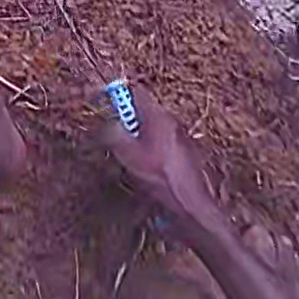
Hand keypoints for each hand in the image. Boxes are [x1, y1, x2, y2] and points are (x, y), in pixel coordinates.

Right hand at [103, 91, 219, 234]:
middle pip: (144, 110)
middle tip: (117, 135)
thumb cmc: (159, 176)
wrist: (192, 206)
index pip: (136, 92)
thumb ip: (113, 133)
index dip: (119, 95)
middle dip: (128, 120)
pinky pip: (163, 142)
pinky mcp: (186, 153)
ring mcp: (181, 137)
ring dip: (140, 136)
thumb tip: (106, 122)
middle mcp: (171, 121)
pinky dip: (152, 148)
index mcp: (157, 115)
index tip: (107, 105)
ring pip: (153, 127)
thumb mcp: (127, 154)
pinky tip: (149, 168)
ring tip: (132, 156)